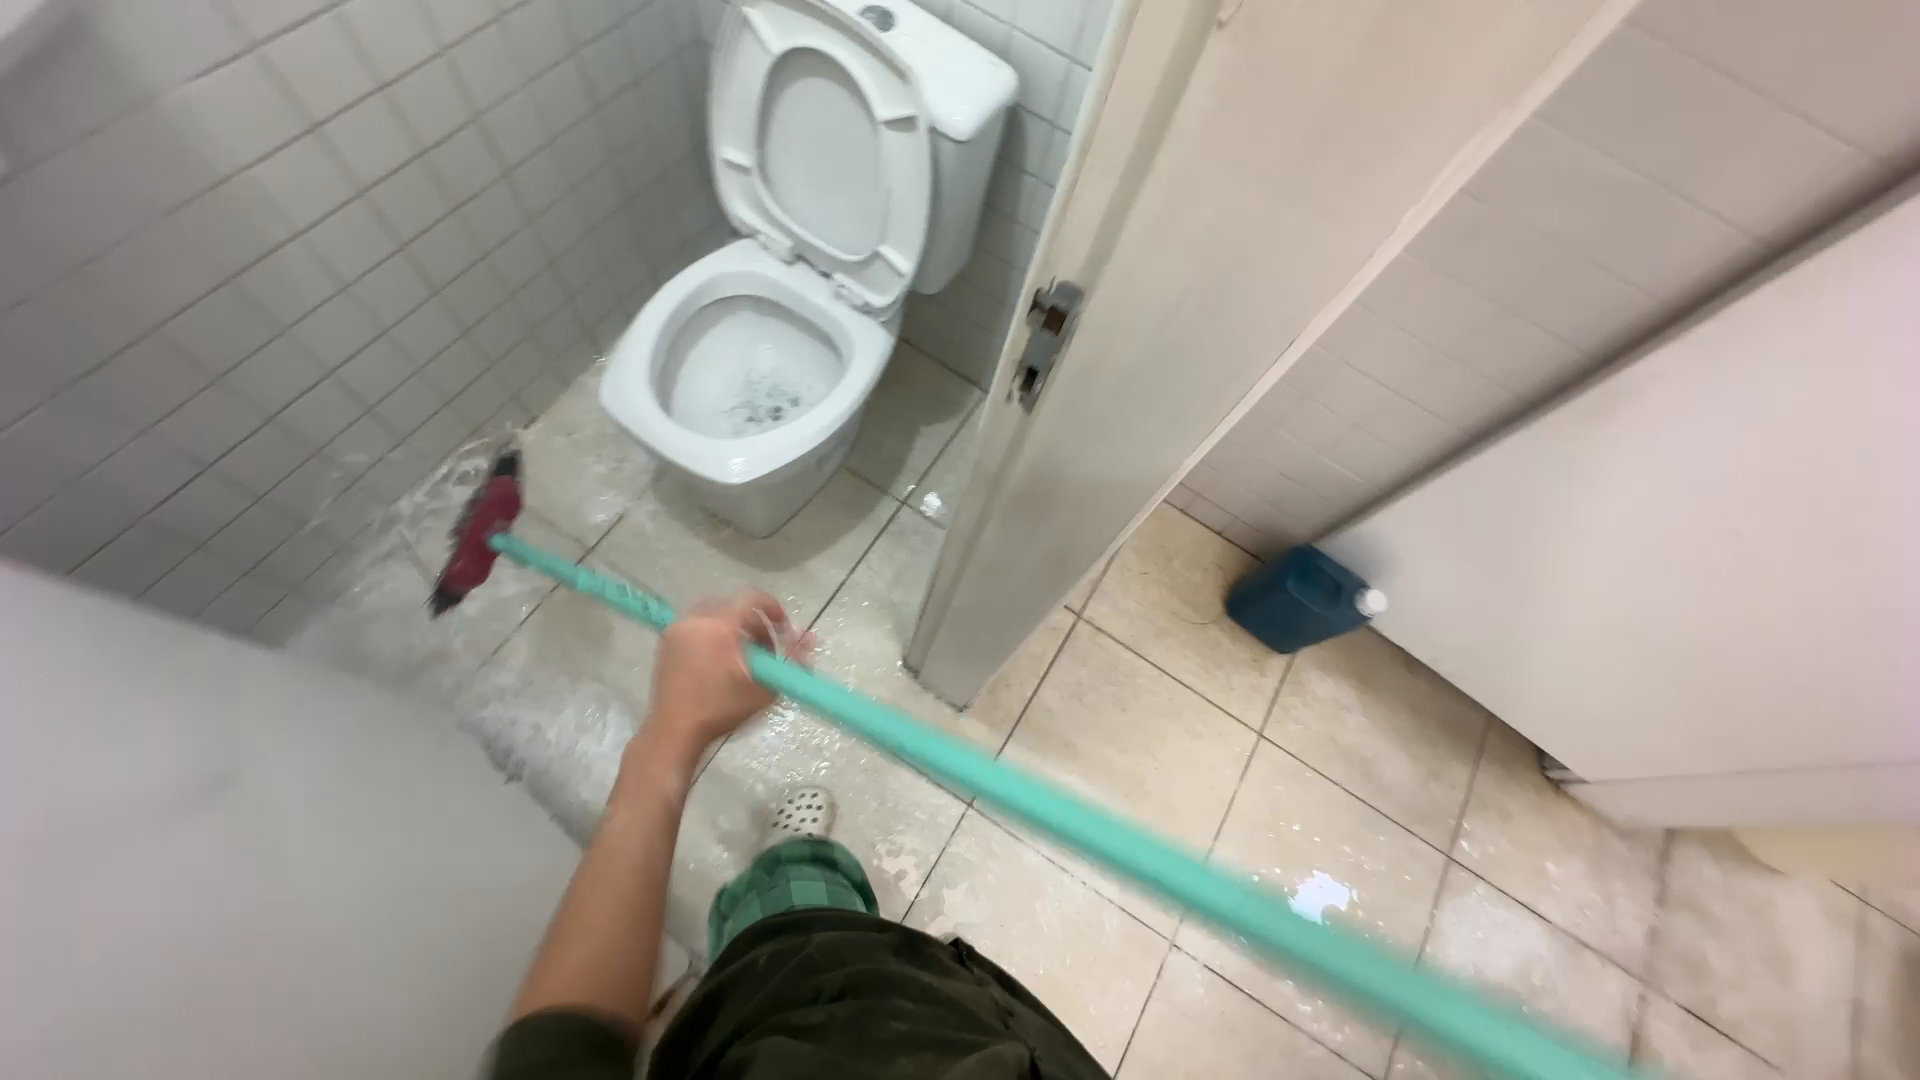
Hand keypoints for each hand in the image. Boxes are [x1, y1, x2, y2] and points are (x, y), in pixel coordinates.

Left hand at [636, 589, 813, 771]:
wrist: (674, 731)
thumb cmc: (721, 710)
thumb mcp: (764, 687)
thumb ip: (791, 660)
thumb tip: (810, 638)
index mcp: (719, 626)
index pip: (751, 597)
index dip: (773, 608)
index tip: (783, 629)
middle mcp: (695, 620)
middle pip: (732, 604)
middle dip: (754, 621)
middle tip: (765, 648)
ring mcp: (677, 629)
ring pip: (713, 612)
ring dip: (733, 625)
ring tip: (743, 654)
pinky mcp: (666, 642)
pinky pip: (696, 623)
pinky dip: (713, 631)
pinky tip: (720, 660)